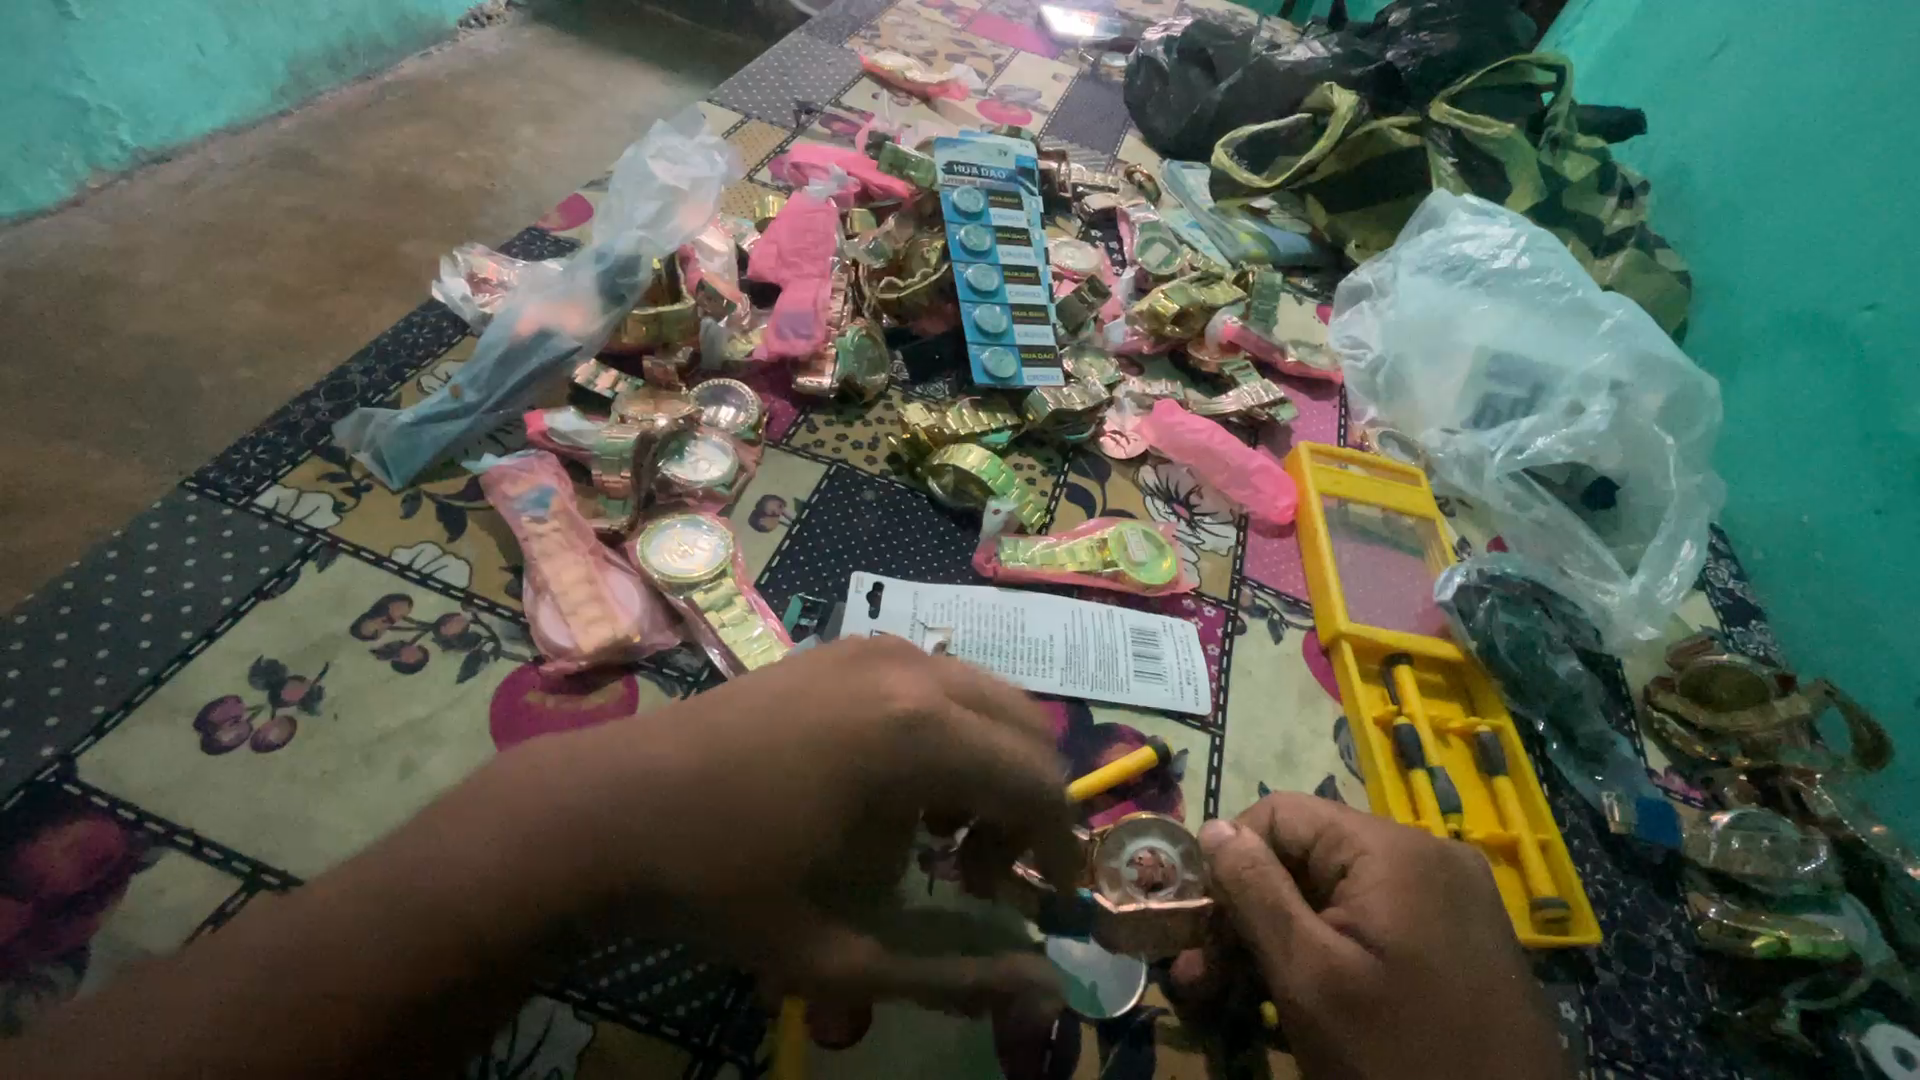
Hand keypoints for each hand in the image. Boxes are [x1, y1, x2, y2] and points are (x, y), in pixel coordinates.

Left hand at [524, 636, 1080, 1018]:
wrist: (612, 806)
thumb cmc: (724, 884)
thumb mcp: (841, 952)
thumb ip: (956, 974)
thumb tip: (1044, 991)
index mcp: (920, 736)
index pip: (1039, 783)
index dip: (1059, 845)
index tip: (1046, 899)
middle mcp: (914, 671)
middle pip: (1026, 729)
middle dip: (1027, 802)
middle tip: (979, 870)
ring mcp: (878, 648)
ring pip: (986, 698)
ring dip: (989, 763)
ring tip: (936, 828)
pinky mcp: (847, 648)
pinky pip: (937, 681)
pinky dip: (950, 730)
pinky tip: (893, 782)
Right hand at [1171, 793, 1569, 1079]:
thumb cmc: (1400, 1064)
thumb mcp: (1309, 976)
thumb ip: (1254, 890)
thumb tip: (1214, 827)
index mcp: (1395, 851)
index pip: (1281, 814)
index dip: (1231, 859)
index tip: (1201, 922)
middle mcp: (1427, 858)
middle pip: (1304, 857)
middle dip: (1245, 910)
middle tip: (1199, 971)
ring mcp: (1447, 903)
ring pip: (1330, 895)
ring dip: (1273, 937)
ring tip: (1221, 993)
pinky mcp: (1454, 944)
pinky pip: (1366, 925)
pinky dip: (1321, 952)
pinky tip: (1282, 996)